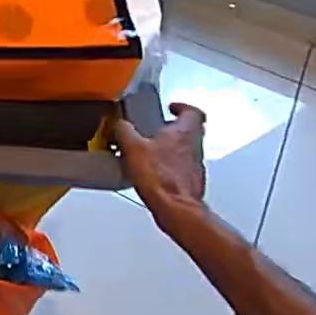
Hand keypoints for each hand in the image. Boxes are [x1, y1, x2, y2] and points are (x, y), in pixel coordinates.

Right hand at [113, 103, 208, 220]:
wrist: (175, 207)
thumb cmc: (160, 177)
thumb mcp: (132, 147)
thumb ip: (124, 130)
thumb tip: (119, 124)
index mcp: (184, 132)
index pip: (193, 111)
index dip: (182, 107)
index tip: (172, 107)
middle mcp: (194, 147)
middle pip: (192, 130)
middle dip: (175, 127)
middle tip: (160, 127)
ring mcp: (196, 166)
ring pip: (187, 149)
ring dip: (173, 147)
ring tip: (152, 150)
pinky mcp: (191, 182)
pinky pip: (182, 168)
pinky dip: (171, 166)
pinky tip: (155, 172)